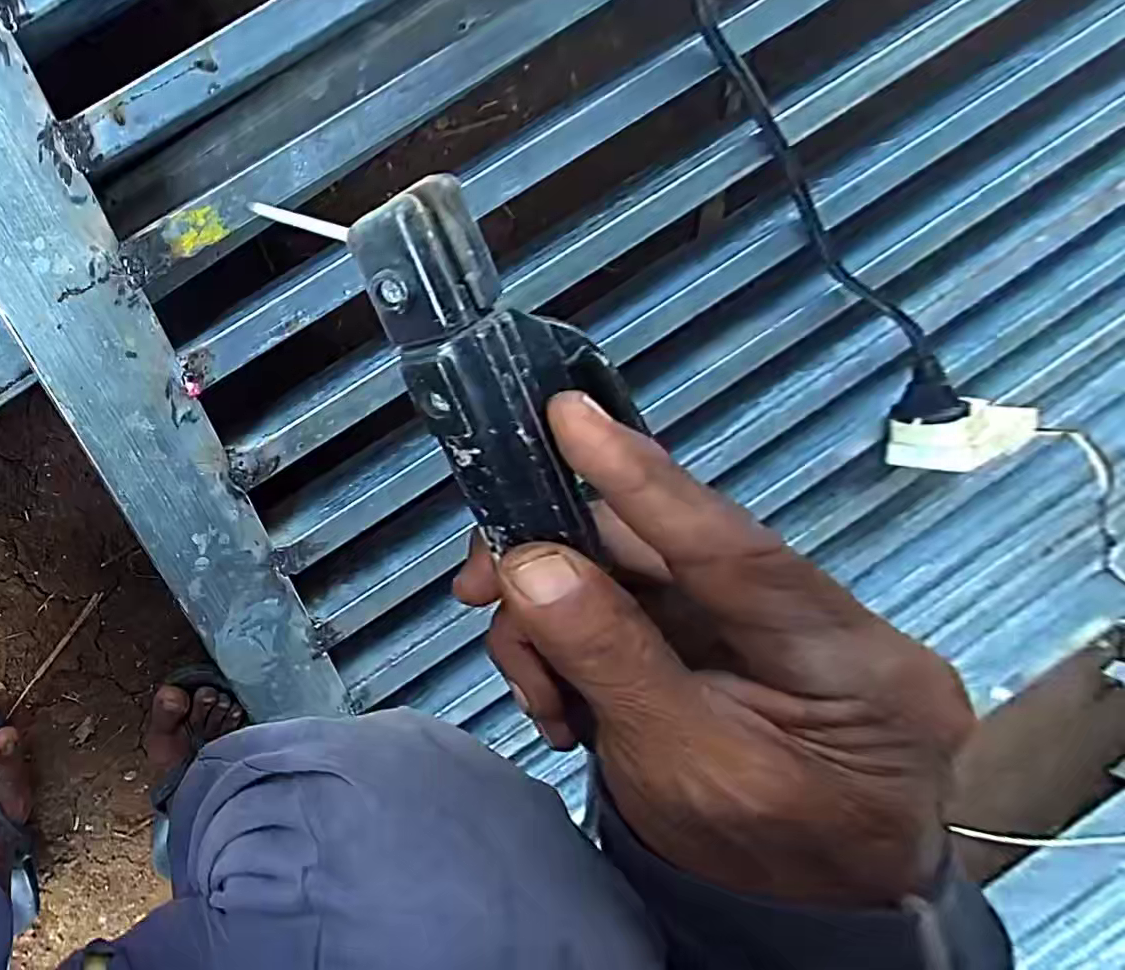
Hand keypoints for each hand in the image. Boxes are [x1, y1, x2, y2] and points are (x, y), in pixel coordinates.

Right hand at [453, 391, 974, 906]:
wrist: (764, 904)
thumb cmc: (756, 849)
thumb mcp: (686, 765)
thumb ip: (610, 658)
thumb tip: (530, 564)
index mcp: (844, 659)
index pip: (733, 547)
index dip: (641, 479)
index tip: (571, 414)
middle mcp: (782, 616)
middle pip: (636, 550)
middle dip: (543, 566)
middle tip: (473, 590)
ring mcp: (721, 618)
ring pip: (593, 571)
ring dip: (536, 622)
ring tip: (536, 692)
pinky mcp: (673, 626)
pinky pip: (582, 601)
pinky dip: (543, 641)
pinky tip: (551, 695)